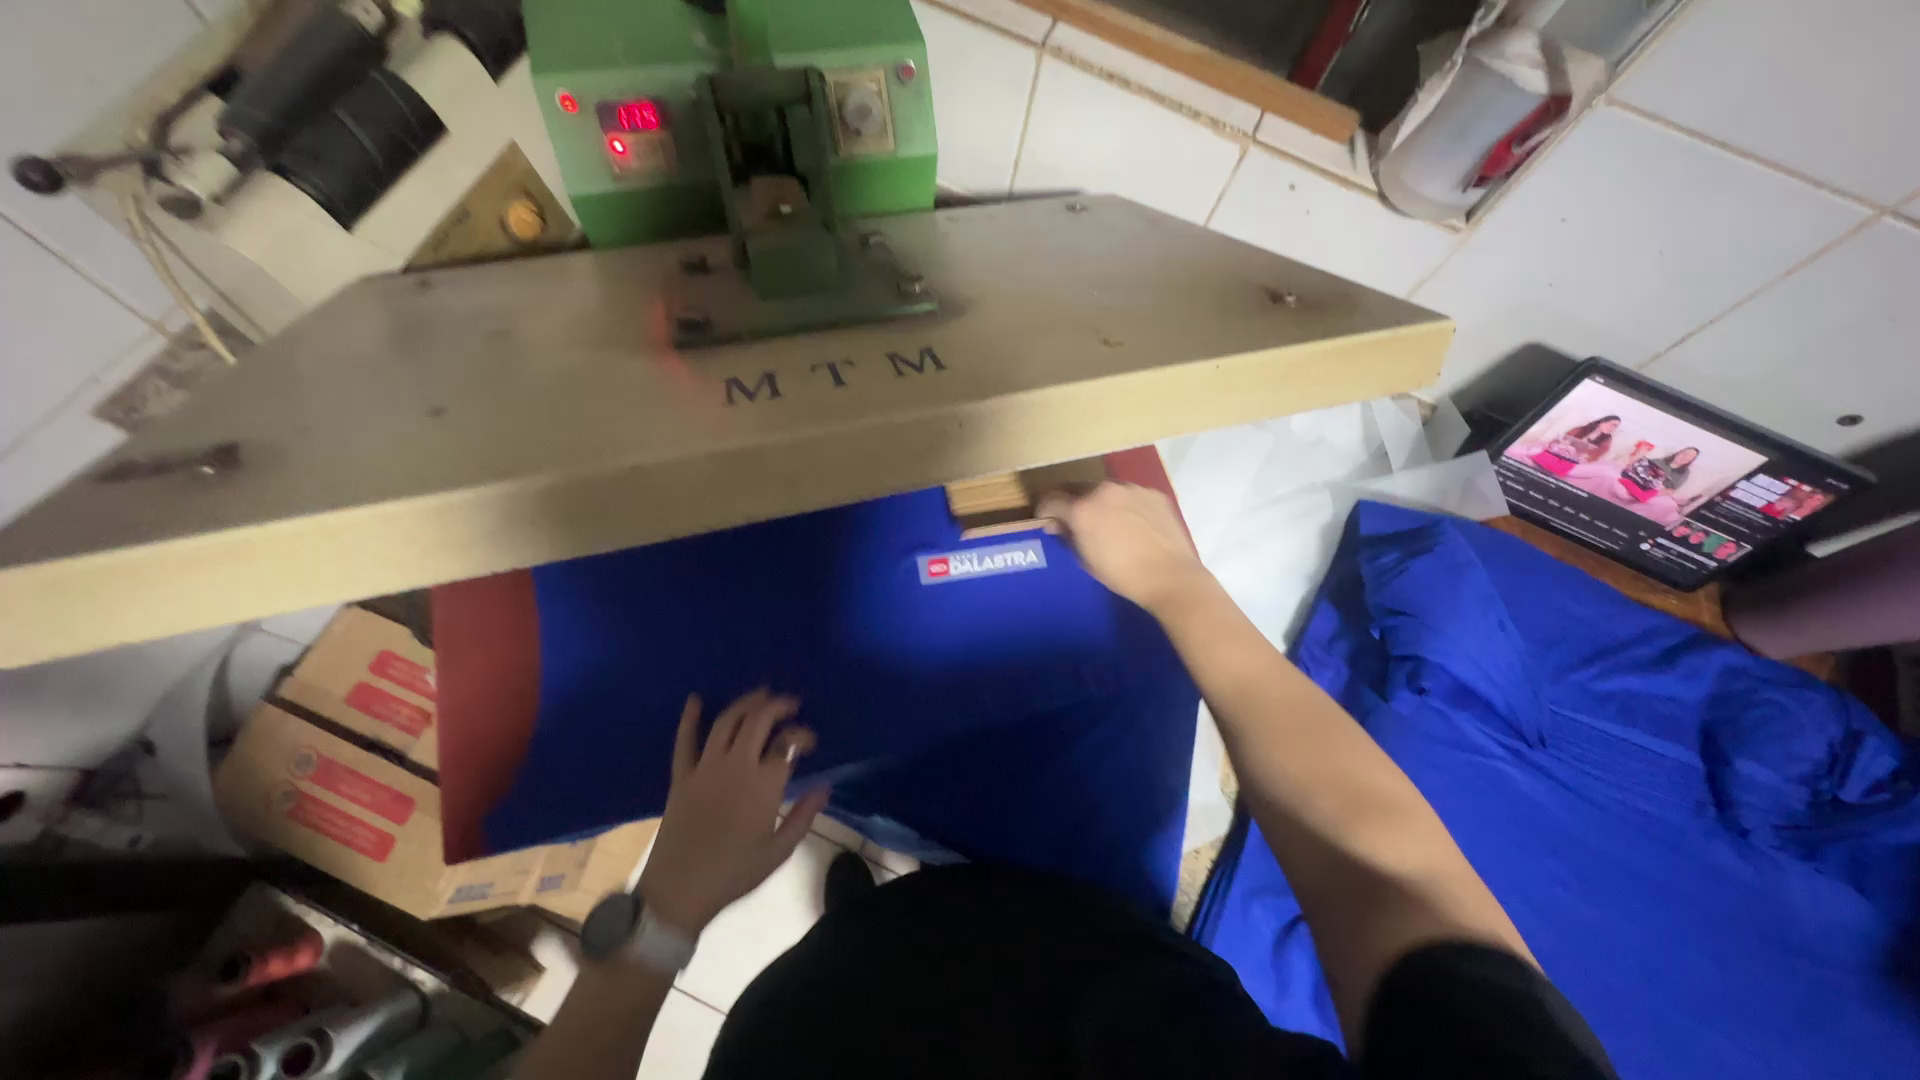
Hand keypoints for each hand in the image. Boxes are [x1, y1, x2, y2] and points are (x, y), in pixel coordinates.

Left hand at [636, 690, 828, 934]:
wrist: (680, 890)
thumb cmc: (735, 873)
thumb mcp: (779, 850)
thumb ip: (804, 815)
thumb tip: (824, 787)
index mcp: (764, 784)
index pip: (788, 744)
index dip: (802, 735)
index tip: (811, 742)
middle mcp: (736, 766)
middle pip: (758, 721)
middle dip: (777, 706)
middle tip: (790, 703)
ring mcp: (705, 768)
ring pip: (727, 722)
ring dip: (745, 704)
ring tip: (760, 695)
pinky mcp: (682, 776)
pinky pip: (685, 741)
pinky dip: (690, 718)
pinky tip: (695, 700)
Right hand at [1037, 481, 1214, 615]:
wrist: (1170, 577)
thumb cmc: (1122, 575)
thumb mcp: (1085, 560)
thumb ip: (1068, 537)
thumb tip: (1059, 526)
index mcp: (1083, 509)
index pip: (1051, 500)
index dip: (1045, 511)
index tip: (1048, 521)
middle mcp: (1104, 490)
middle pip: (1077, 488)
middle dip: (1072, 503)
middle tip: (1076, 521)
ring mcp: (1132, 489)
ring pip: (1105, 490)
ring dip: (1100, 502)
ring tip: (1109, 523)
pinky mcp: (1153, 493)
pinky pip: (1130, 495)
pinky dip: (1125, 505)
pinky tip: (1134, 524)